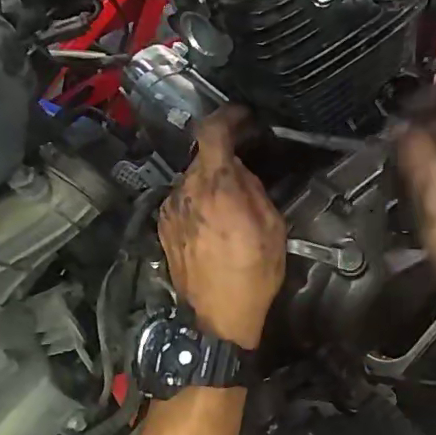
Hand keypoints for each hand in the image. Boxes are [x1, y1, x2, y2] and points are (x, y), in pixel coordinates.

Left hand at [158, 108, 285, 349]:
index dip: (228, 116)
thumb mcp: (272, 227)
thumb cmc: (252, 274)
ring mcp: (170, 210)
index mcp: (216, 186)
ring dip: (211, 181)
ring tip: (231, 202)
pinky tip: (214, 221)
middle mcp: (186, 191)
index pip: (212, 131)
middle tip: (246, 165)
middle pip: (202, 156)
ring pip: (191, 179)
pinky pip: (182, 200)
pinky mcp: (163, 227)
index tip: (243, 117)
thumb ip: (253, 188)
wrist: (217, 318)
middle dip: (224, 155)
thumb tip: (240, 170)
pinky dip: (198, 199)